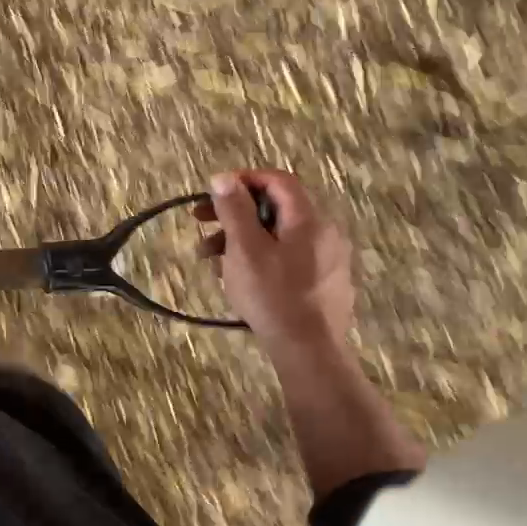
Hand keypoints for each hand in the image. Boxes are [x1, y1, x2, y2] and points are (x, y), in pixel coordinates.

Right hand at [197, 169, 355, 353]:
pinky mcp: (322, 277)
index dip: (243, 180)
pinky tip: (235, 273)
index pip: (278, 181)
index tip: (210, 193)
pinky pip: (285, 252)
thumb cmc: (272, 293)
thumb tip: (224, 178)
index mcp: (309, 220)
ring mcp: (326, 256)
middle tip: (199, 222)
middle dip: (233, 211)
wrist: (308, 347)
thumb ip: (234, 210)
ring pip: (277, 231)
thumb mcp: (244, 248)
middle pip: (275, 206)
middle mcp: (325, 232)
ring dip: (239, 235)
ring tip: (209, 257)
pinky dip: (257, 253)